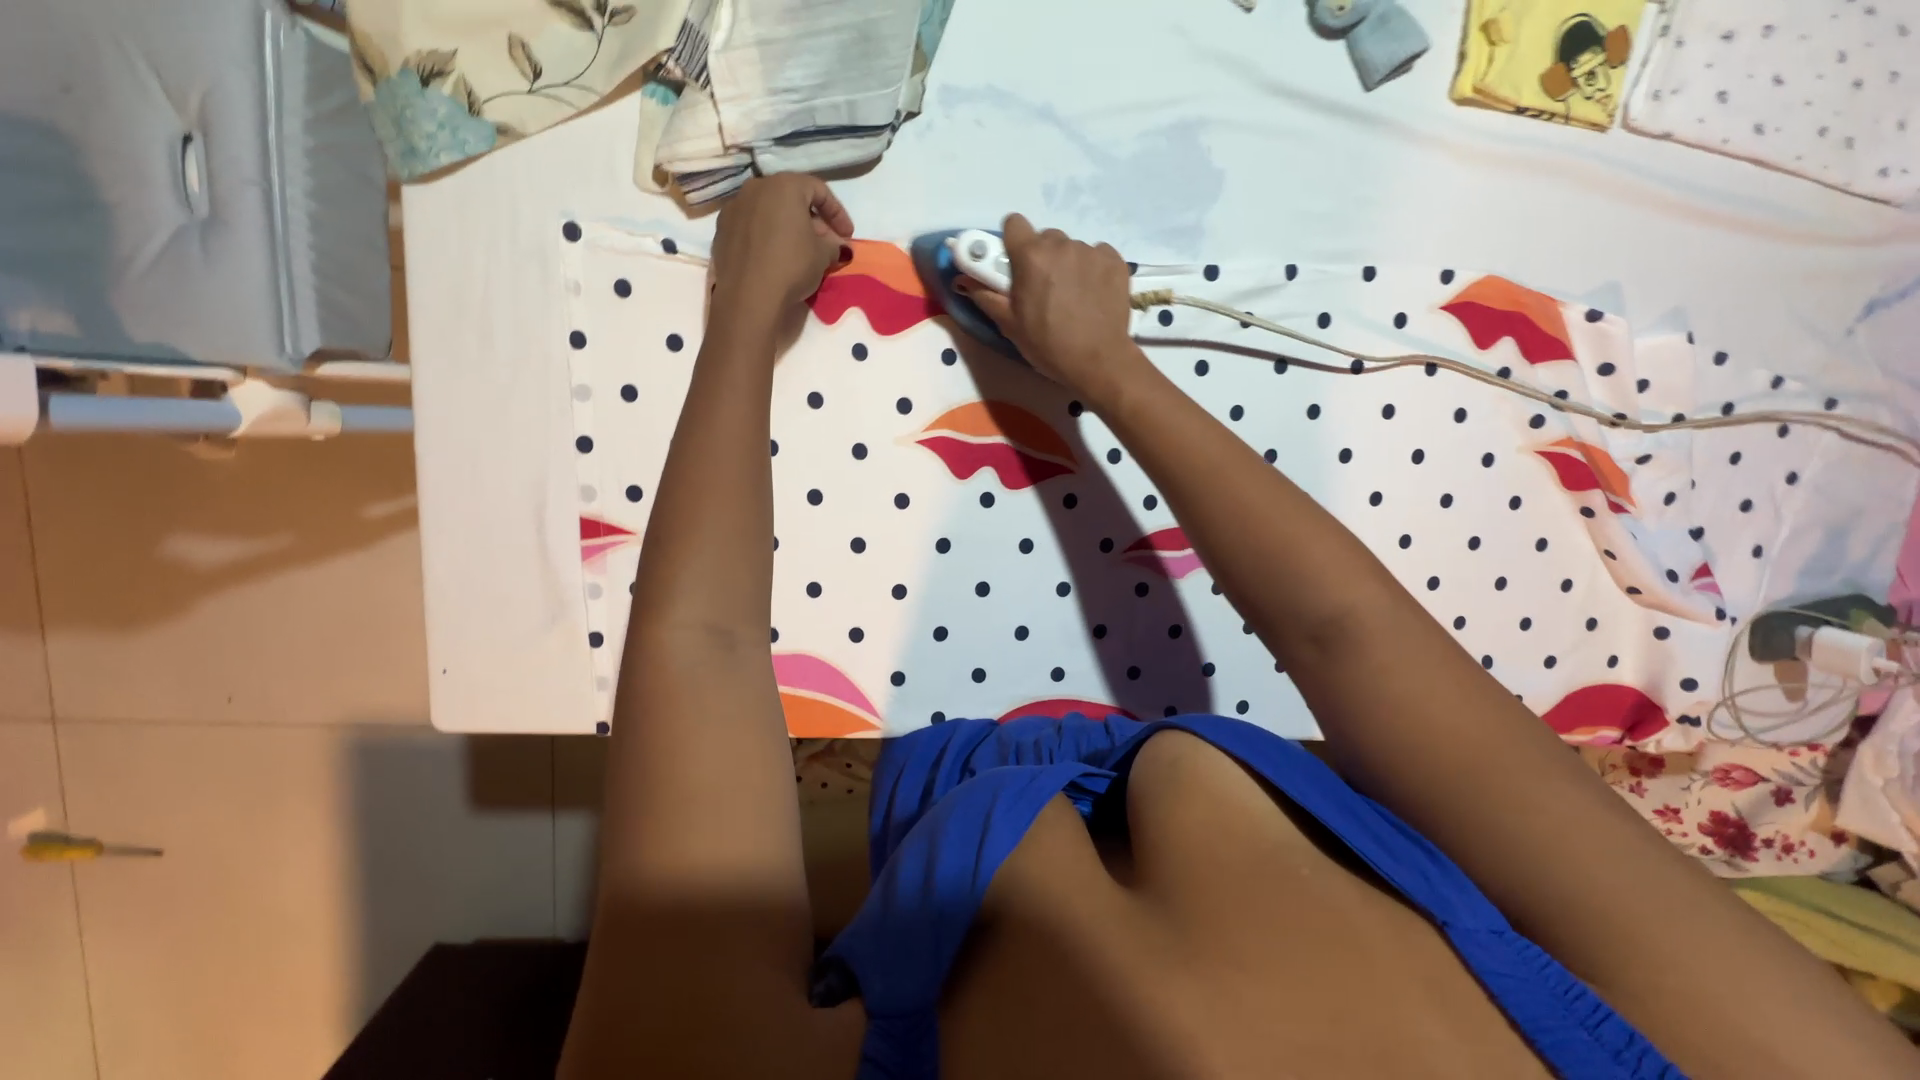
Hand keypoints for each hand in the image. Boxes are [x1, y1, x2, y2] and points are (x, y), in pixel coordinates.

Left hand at [708, 174, 855, 317]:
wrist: (748, 298)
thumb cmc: (792, 267)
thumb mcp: (823, 255)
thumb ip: (832, 243)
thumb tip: (833, 243)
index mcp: (784, 186)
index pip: (819, 190)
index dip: (838, 212)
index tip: (847, 234)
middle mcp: (756, 188)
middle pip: (790, 197)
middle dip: (811, 218)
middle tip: (824, 241)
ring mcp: (734, 208)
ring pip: (768, 210)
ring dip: (786, 225)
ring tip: (798, 249)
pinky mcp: (721, 230)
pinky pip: (750, 226)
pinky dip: (765, 235)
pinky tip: (773, 256)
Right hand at [957, 214, 1144, 402]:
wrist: (1098, 361)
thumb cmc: (1048, 345)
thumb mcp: (1009, 324)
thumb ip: (985, 294)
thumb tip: (963, 278)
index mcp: (1030, 256)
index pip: (1014, 223)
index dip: (1012, 241)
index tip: (1014, 263)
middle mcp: (1061, 245)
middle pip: (1044, 238)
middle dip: (1040, 257)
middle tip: (1042, 288)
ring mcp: (1091, 251)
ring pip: (1071, 248)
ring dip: (1067, 264)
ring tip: (1070, 296)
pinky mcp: (1115, 261)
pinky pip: (1097, 255)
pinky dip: (1092, 269)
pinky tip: (1092, 294)